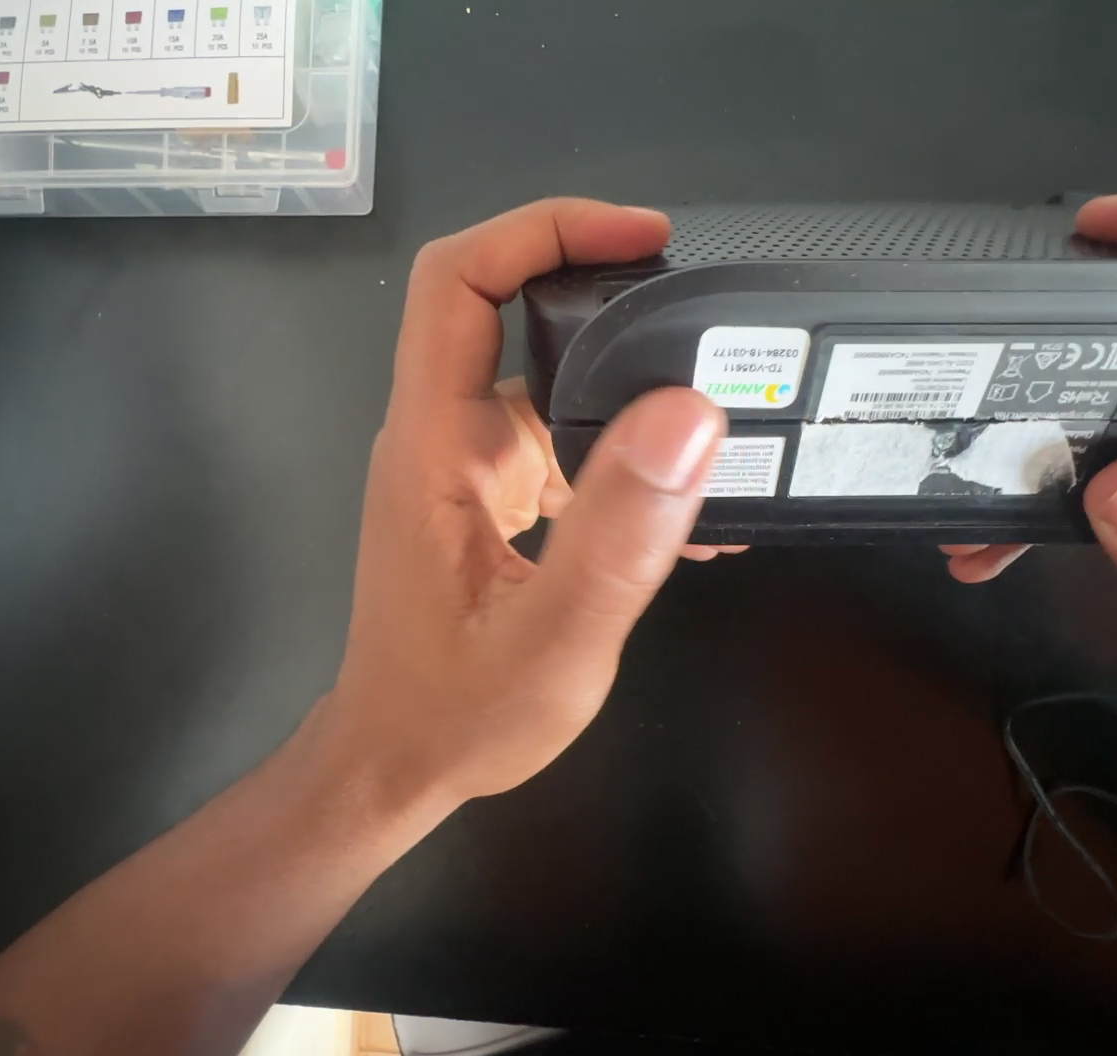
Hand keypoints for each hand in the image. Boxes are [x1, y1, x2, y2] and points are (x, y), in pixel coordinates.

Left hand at [315, 199, 725, 806]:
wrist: (398, 763)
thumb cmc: (457, 715)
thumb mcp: (553, 639)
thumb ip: (616, 535)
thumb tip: (689, 416)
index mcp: (434, 446)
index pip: (458, 284)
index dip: (542, 232)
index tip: (640, 238)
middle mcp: (443, 439)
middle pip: (511, 318)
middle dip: (608, 301)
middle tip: (703, 326)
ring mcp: (466, 470)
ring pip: (547, 386)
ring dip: (626, 387)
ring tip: (717, 418)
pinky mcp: (490, 502)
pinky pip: (556, 447)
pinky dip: (616, 452)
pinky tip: (679, 500)